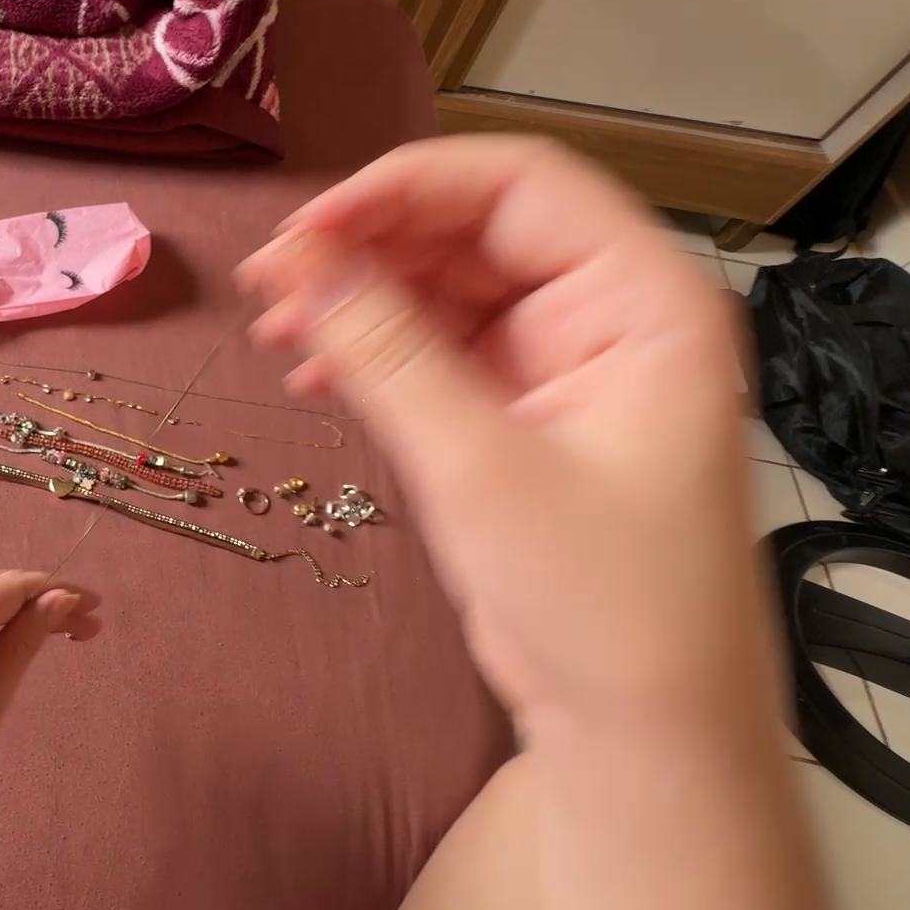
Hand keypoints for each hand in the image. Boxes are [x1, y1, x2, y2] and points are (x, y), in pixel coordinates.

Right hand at [237, 135, 770, 731]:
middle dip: (365, 250)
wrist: (629, 720)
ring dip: (354, 304)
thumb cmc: (592, 596)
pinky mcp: (509, 417)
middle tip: (270, 279)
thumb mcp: (477, 461)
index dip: (403, 190)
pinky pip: (428, 357)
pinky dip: (368, 357)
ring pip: (438, 296)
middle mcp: (599, 317)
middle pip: (468, 236)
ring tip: (274, 327)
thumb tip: (297, 264)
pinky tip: (313, 374)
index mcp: (638, 300)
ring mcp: (550, 369)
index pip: (516, 189)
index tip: (305, 228)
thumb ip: (383, 351)